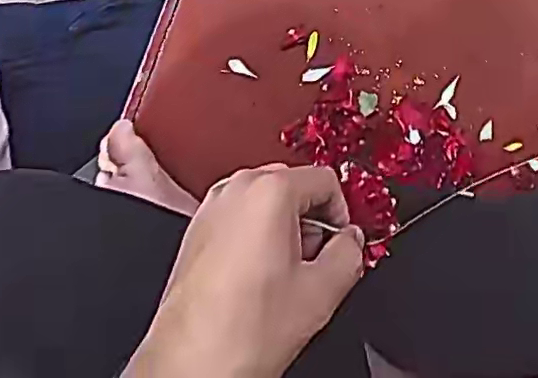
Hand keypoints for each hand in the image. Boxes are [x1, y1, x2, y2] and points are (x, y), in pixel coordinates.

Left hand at [127, 165, 364, 377]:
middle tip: (314, 259)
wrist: (186, 369)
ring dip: (284, 225)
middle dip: (312, 218)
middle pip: (296, 184)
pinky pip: (240, 214)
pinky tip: (257, 276)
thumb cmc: (240, 334)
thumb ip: (350, 253)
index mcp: (271, 190)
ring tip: (284, 272)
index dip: (341, 213)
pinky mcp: (196, 228)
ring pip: (267, 198)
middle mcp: (238, 187)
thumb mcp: (321, 293)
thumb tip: (351, 241)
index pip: (326, 180)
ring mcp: (213, 206)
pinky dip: (256, 233)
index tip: (340, 242)